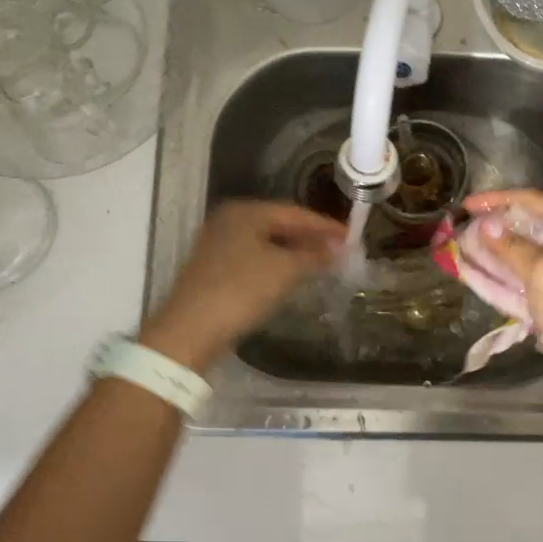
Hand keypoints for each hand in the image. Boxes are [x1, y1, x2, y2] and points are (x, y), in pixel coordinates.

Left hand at [141, 200, 344, 370]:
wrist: (190, 329)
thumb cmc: (241, 290)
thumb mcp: (285, 270)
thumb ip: (314, 254)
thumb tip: (339, 246)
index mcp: (245, 212)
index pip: (295, 212)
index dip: (325, 226)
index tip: (352, 236)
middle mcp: (229, 220)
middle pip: (279, 224)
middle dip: (310, 238)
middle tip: (339, 250)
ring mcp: (218, 244)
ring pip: (266, 242)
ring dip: (294, 252)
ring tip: (322, 263)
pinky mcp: (214, 268)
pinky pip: (255, 257)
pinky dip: (277, 263)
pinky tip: (292, 276)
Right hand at [463, 189, 542, 379]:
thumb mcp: (541, 270)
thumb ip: (511, 246)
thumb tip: (485, 225)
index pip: (534, 202)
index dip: (499, 200)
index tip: (469, 204)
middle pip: (526, 227)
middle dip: (494, 228)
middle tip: (462, 226)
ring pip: (520, 254)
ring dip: (492, 252)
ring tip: (460, 246)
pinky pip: (520, 277)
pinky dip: (498, 276)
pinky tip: (470, 271)